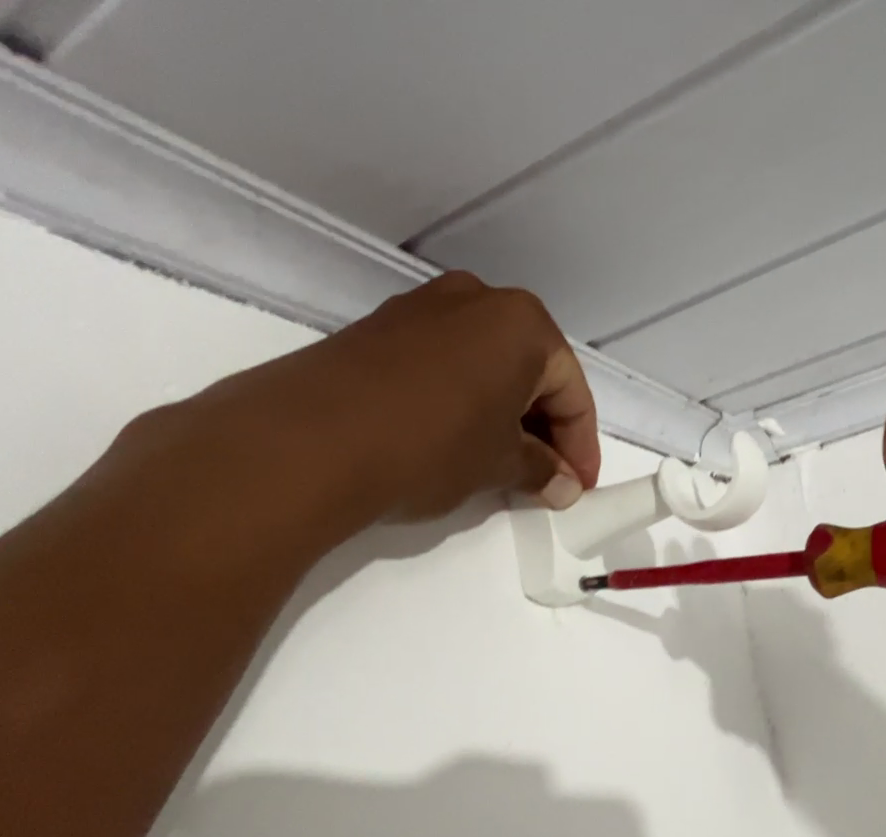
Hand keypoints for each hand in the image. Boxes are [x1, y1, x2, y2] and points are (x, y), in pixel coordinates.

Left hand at [190, 271, 600, 527]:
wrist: (305, 441)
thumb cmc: (431, 444)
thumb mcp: (499, 464)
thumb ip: (540, 470)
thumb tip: (562, 485)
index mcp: (523, 323)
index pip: (571, 391)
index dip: (580, 447)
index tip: (578, 488)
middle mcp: (477, 300)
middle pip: (531, 371)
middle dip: (543, 428)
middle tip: (544, 479)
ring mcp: (422, 309)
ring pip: (485, 366)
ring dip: (502, 415)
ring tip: (499, 465)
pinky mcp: (379, 329)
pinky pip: (444, 365)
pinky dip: (462, 401)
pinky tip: (454, 441)